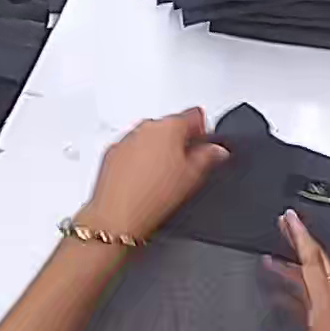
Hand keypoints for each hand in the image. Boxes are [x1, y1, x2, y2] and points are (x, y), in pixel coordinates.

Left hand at [77, 108, 229, 240]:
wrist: (117, 215)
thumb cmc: (152, 195)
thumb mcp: (193, 176)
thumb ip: (209, 156)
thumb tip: (218, 150)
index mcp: (170, 126)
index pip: (195, 115)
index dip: (204, 132)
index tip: (203, 148)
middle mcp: (146, 126)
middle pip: (171, 125)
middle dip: (179, 142)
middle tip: (183, 168)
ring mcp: (126, 139)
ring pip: (150, 137)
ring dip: (158, 150)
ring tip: (161, 178)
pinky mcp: (112, 153)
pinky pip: (131, 149)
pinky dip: (138, 159)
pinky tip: (143, 181)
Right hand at [226, 210, 329, 330]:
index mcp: (326, 313)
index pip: (311, 263)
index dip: (299, 237)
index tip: (288, 217)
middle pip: (318, 265)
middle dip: (299, 243)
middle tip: (282, 227)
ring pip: (319, 282)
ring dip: (298, 268)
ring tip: (272, 263)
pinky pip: (321, 299)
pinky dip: (303, 290)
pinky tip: (288, 300)